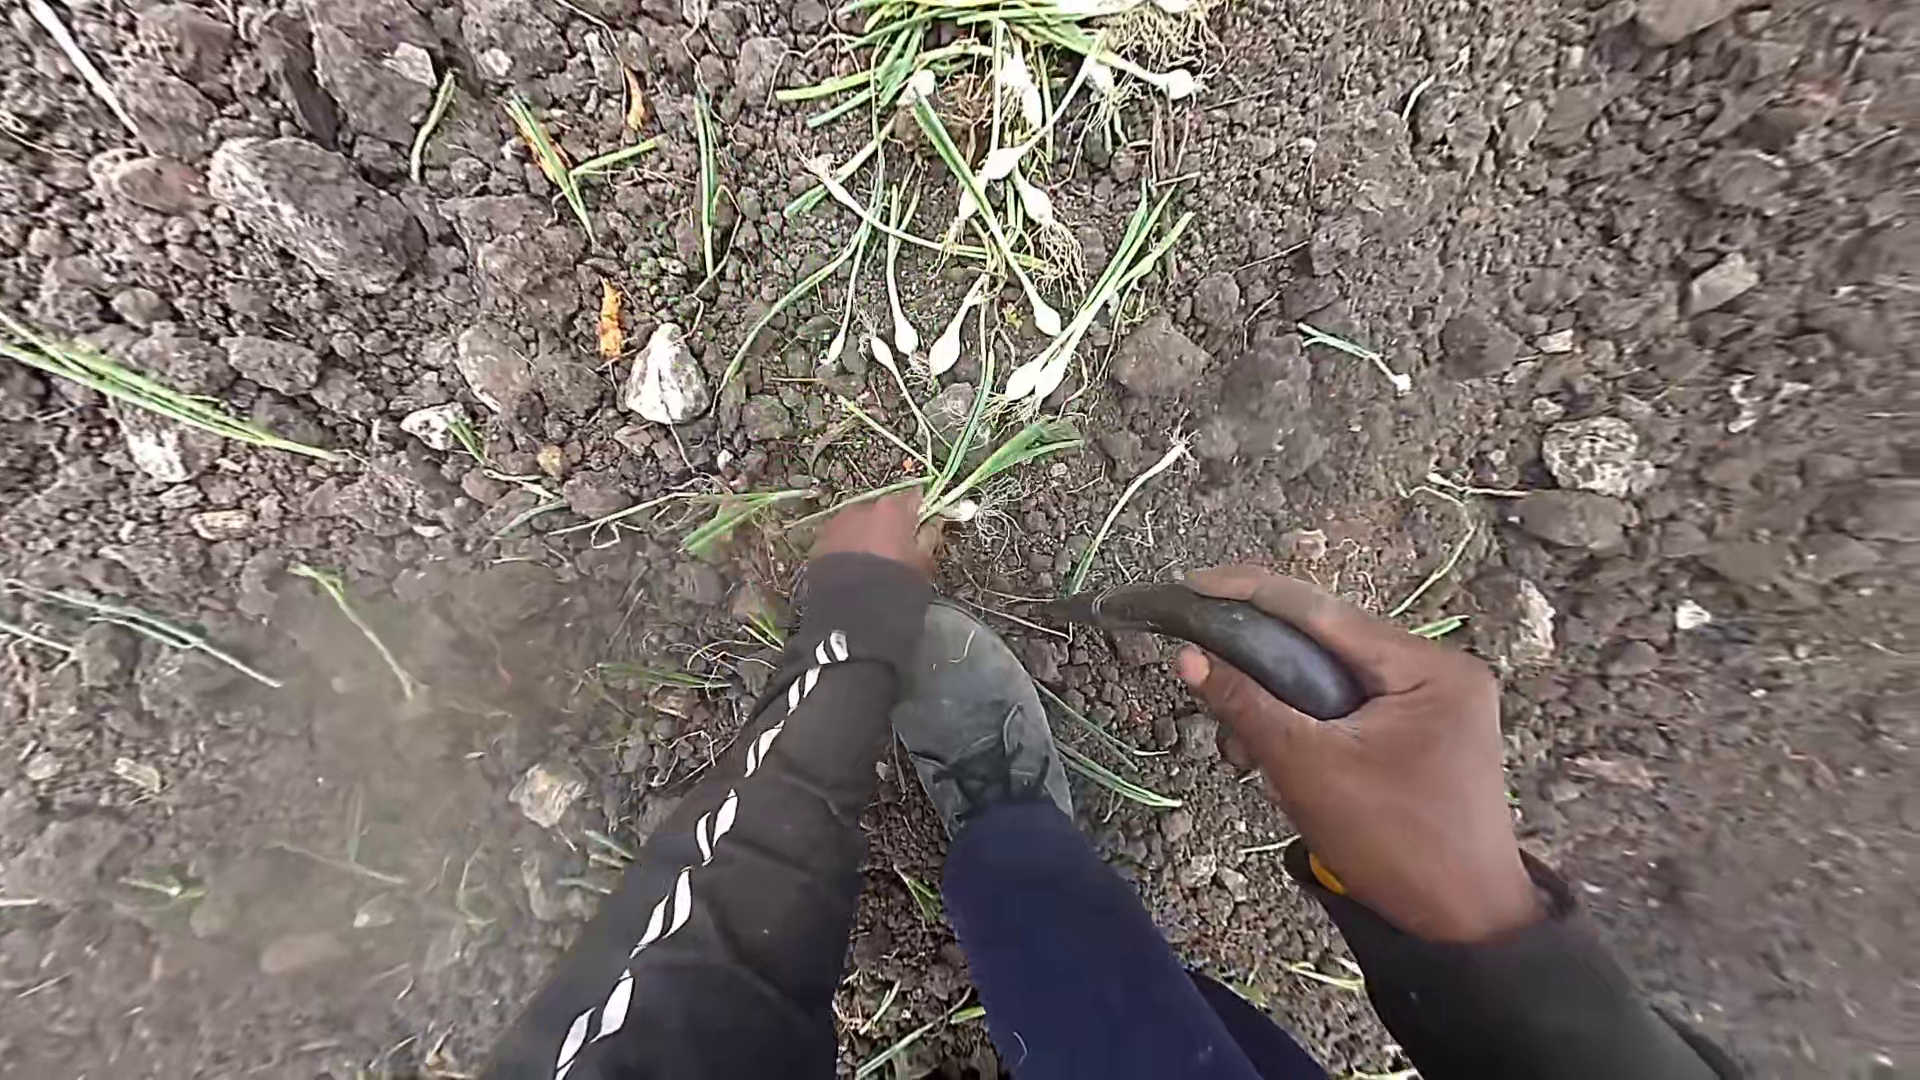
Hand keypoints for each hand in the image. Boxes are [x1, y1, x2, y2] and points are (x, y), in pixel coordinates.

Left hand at [809, 491, 939, 578]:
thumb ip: (929, 538)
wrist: (853, 608)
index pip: (912, 498)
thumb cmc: (895, 582)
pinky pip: (838, 538)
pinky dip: (844, 547)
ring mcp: (839, 523)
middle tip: (893, 548)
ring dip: (863, 535)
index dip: (917, 510)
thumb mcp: (923, 562)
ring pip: (857, 523)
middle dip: (886, 525)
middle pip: (881, 510)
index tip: (920, 522)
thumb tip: (932, 525)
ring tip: (869, 562)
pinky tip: (851, 568)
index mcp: (893, 509)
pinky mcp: (820, 540)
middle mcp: (863, 509)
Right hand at [1173, 566, 1542, 943]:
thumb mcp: (1305, 766)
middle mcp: (1429, 666)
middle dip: (1254, 654)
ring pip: (1319, 666)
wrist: (1460, 927)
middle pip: (1317, 635)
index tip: (1192, 584)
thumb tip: (1185, 656)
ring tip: (1238, 740)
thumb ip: (1243, 702)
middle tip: (1200, 656)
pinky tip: (1266, 749)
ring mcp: (1421, 693)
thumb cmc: (1392, 843)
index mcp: (1425, 666)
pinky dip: (1292, 713)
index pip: (1318, 609)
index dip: (1247, 591)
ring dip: (1269, 693)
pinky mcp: (1407, 719)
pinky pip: (1332, 695)